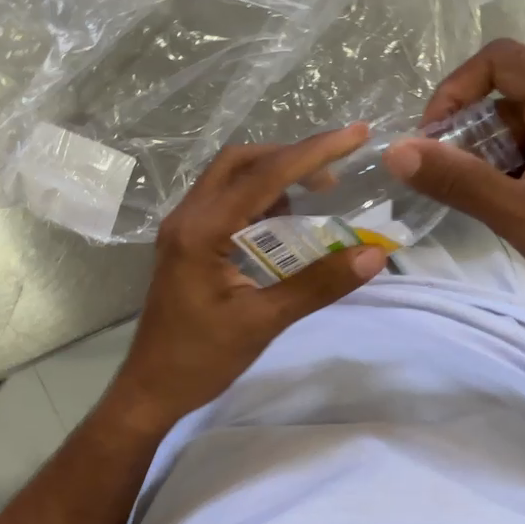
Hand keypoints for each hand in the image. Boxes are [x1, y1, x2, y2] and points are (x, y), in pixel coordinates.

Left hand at [103, 125, 388, 431]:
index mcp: (201, 231)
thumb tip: (374, 254)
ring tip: (315, 195)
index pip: (264, 176)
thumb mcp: (263, 322)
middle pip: (240, 162)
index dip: (314, 152)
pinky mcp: (184, 244)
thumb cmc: (201, 359)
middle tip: (334, 170)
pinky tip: (282, 222)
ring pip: (229, 179)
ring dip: (271, 176)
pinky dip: (256, 199)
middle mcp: (186, 218)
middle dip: (289, 156)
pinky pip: (222, 203)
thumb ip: (317, 285)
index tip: (357, 135)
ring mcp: (180, 230)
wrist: (151, 389)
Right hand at [387, 40, 524, 334]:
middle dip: (471, 126)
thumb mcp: (517, 215)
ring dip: (493, 145)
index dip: (455, 90)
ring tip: (484, 191)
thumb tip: (397, 152)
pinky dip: (517, 155)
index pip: (502, 60)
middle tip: (450, 171)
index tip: (433, 137)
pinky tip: (512, 193)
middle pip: (512, 86)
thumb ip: (456, 179)